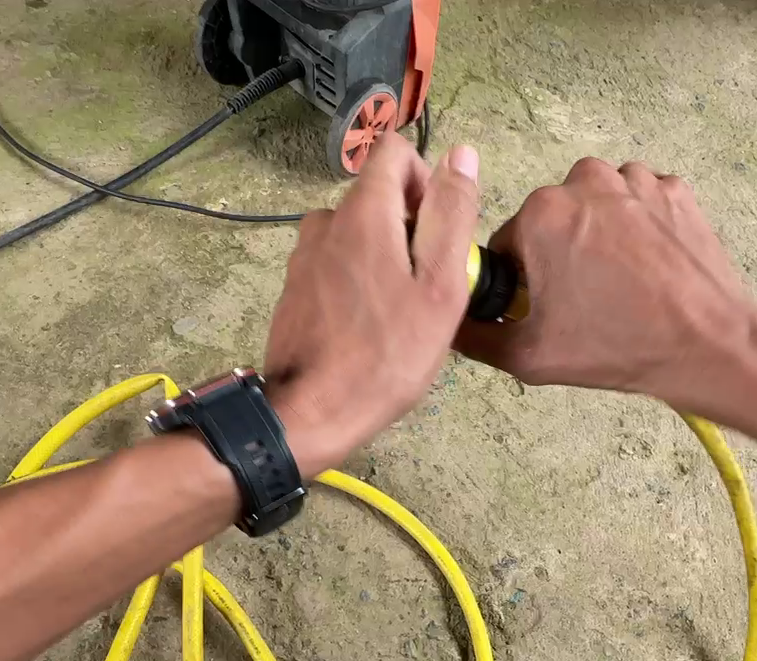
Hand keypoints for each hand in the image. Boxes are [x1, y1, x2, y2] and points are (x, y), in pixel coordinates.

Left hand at [263, 136, 480, 474]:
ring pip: (358, 234)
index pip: (396, 152)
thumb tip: (461, 156)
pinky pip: (338, 265)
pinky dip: (360, 282)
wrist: (313, 412)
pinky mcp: (294, 288)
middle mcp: (325, 221)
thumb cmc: (388, 355)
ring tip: (400, 315)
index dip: (428, 180)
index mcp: (363, 212)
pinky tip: (369, 330)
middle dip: (411, 230)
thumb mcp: (440, 288)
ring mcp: (304, 256)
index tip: (439, 232)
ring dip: (386, 259)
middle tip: (427, 291)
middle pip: (379, 197)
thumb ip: (451, 216)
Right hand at [454, 159, 756, 419]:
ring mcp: (636, 180)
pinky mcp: (674, 189)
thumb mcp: (528, 356)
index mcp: (541, 213)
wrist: (703, 345)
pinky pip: (639, 205)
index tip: (542, 308)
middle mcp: (585, 180)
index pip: (508, 244)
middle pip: (552, 221)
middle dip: (559, 255)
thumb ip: (475, 335)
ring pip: (597, 208)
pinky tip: (648, 270)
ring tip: (619, 286)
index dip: (519, 281)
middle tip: (584, 303)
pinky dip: (638, 231)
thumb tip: (450, 321)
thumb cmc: (614, 348)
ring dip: (598, 239)